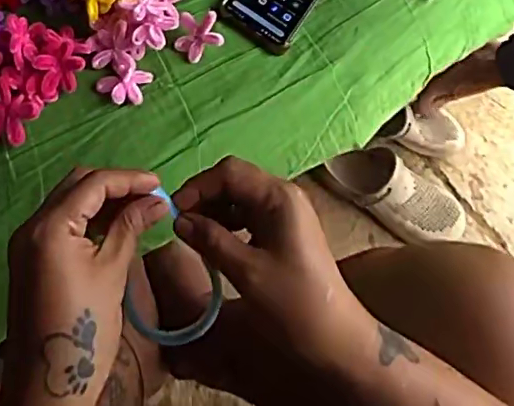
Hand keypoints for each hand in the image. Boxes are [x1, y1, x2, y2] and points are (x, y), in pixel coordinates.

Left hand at [2, 169, 168, 403]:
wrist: (46, 391)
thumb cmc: (83, 331)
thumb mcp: (112, 272)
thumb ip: (131, 226)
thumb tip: (157, 199)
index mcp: (50, 227)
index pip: (93, 183)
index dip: (129, 179)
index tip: (159, 184)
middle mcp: (31, 226)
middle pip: (77, 184)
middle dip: (115, 185)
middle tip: (148, 194)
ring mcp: (26, 242)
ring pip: (69, 200)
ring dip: (102, 199)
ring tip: (138, 207)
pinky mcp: (29, 257)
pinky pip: (61, 220)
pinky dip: (88, 216)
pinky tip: (114, 224)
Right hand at [169, 157, 372, 372]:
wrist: (339, 341)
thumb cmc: (295, 304)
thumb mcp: (248, 272)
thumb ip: (212, 241)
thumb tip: (180, 220)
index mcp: (279, 196)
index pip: (230, 172)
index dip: (199, 185)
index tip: (174, 210)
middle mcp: (283, 194)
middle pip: (235, 179)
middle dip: (205, 196)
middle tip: (180, 222)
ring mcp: (286, 210)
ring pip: (241, 196)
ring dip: (215, 209)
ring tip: (193, 234)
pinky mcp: (285, 228)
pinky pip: (250, 213)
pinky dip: (228, 222)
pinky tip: (214, 241)